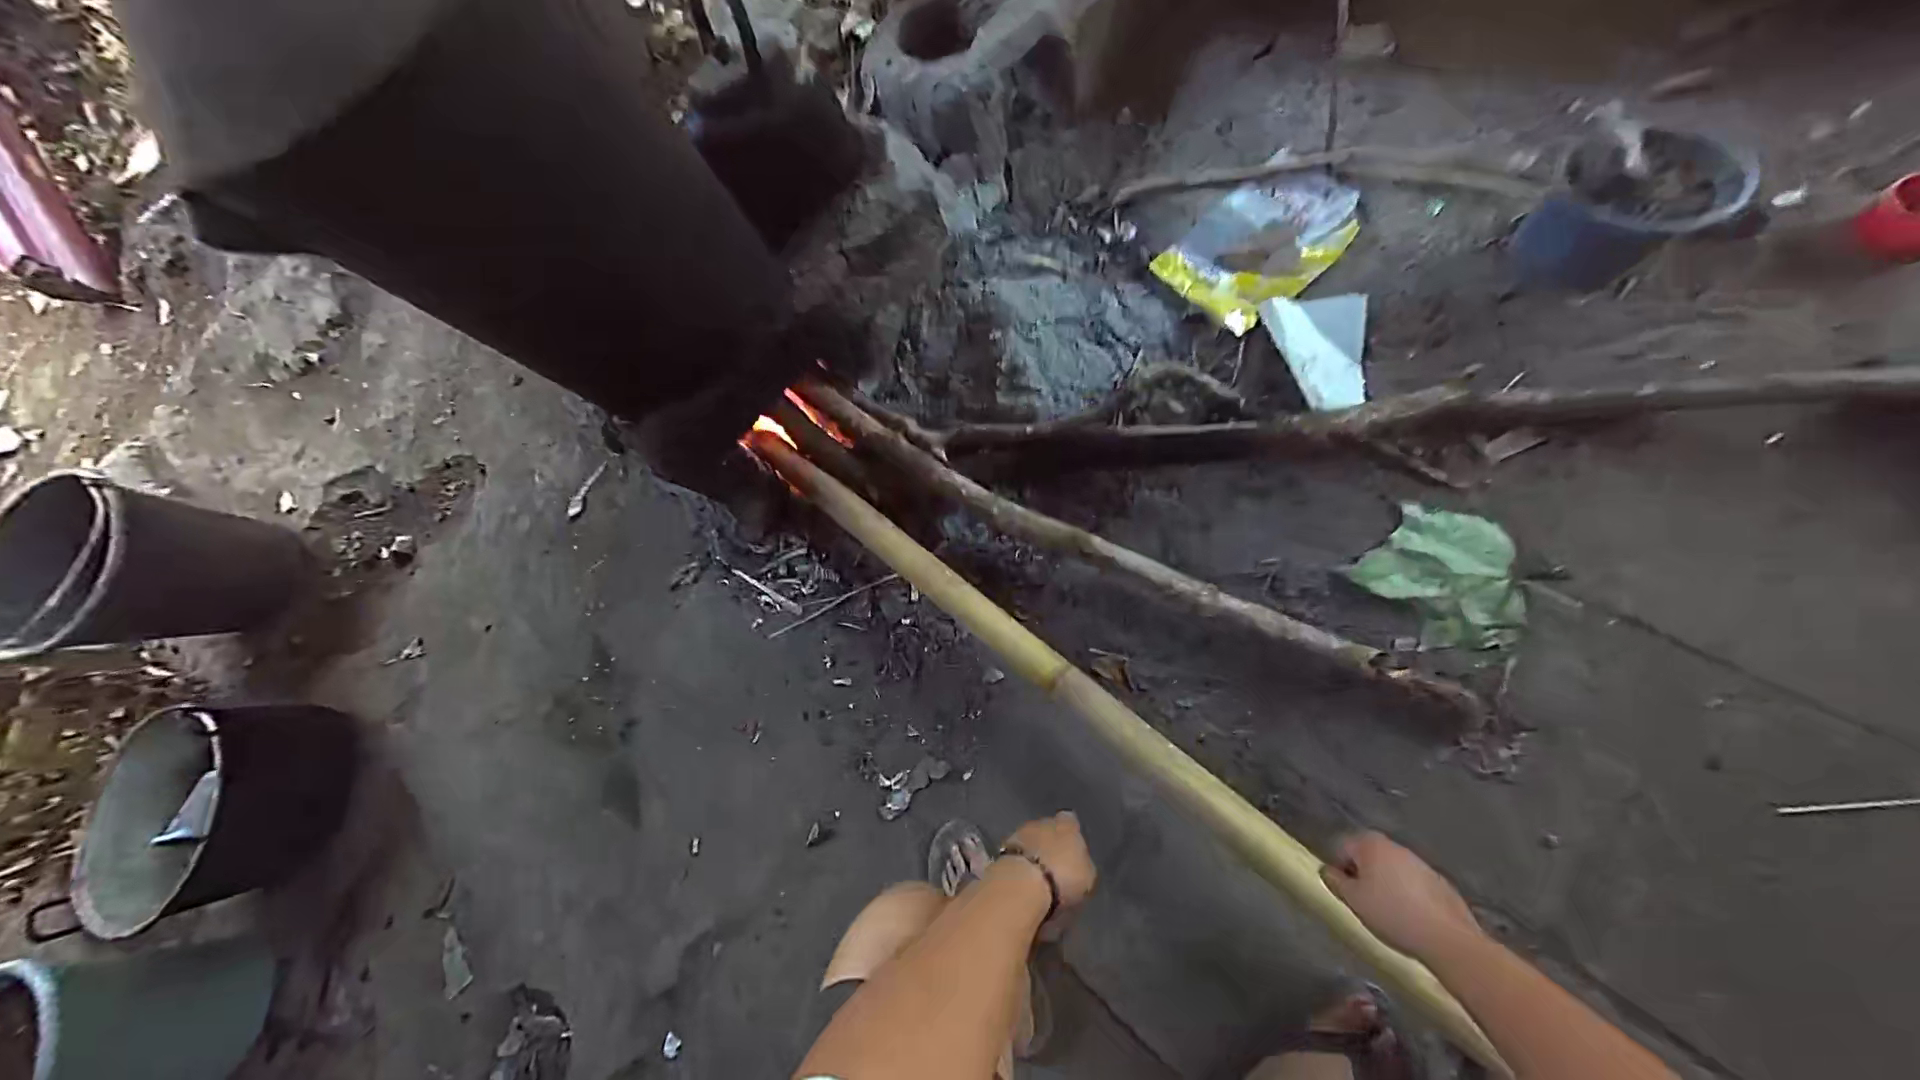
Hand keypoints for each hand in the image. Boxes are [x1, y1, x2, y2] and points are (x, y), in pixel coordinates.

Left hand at [1002, 812, 1096, 912]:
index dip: (1070, 834)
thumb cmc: (1063, 878)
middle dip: (1049, 843)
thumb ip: (1083, 864)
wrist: (1022, 884)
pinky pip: (1015, 855)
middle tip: (1053, 866)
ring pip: (1028, 840)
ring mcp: (1018, 833)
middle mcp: (1042, 821)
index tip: (1071, 849)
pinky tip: (1022, 880)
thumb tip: (1079, 863)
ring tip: (1036, 877)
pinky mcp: (1001, 849)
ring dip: (1031, 853)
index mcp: (1067, 825)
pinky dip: (1018, 864)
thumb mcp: (1087, 877)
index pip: (1070, 821)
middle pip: (1047, 829)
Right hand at [1321, 831, 1480, 960]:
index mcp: (1371, 844)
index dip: (1338, 869)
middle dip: (1363, 874)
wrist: (1449, 939)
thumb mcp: (1354, 900)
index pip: (1342, 847)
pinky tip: (1412, 917)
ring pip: (1392, 869)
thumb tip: (1327, 870)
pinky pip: (1414, 883)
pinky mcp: (1441, 882)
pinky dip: (1408, 894)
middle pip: (1368, 856)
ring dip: (1386, 884)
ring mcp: (1421, 863)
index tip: (1345, 892)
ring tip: (1389, 912)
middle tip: (1364, 901)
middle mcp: (1396, 846)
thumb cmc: (1392, 914)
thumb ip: (1335, 881)